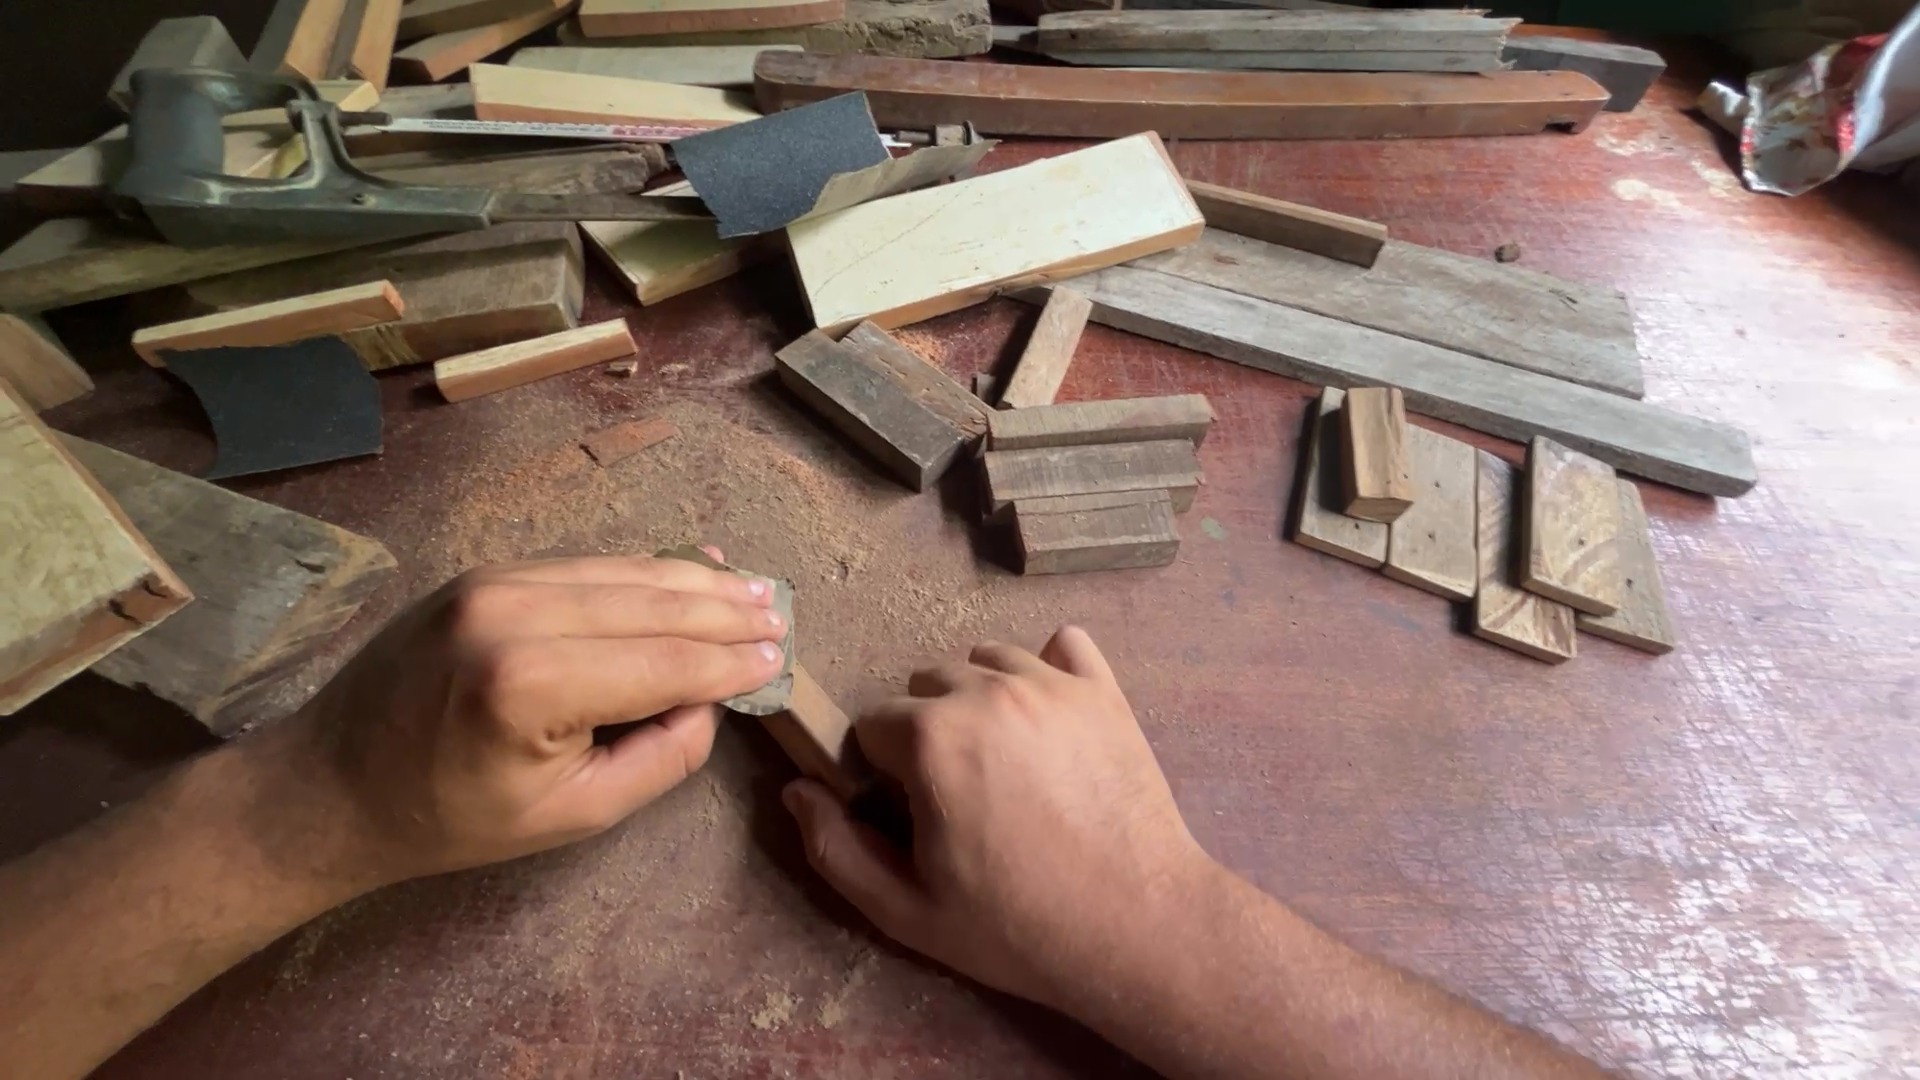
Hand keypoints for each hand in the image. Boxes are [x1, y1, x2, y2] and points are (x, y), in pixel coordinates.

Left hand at [254, 553, 788, 888]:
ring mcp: (499, 580)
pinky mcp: (492, 570)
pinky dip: (652, 568)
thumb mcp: (573, 814)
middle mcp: (517, 612)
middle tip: (779, 615)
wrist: (323, 786)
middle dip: (727, 611)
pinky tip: (695, 564)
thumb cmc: (452, 818)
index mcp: (532, 685)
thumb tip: (711, 700)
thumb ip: (662, 758)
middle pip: (656, 604)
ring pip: (631, 571)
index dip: (732, 663)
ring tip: (753, 587)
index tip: (778, 660)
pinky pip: (595, 564)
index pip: (667, 664)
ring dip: (700, 581)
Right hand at [781, 627, 1212, 1012]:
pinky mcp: (1102, 687)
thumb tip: (796, 789)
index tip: (913, 805)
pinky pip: (1063, 644)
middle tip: (962, 785)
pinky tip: (1052, 711)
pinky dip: (1049, 667)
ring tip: (1006, 752)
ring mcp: (1050, 682)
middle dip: (928, 726)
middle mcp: (986, 689)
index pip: (874, 723)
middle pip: (927, 683)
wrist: (1140, 926)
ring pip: (986, 658)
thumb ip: (835, 848)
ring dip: (981, 695)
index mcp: (931, 736)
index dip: (884, 767)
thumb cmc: (1016, 925)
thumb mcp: (906, 910)